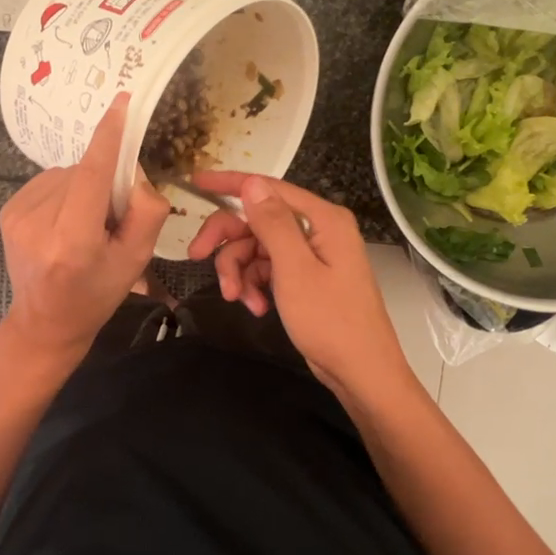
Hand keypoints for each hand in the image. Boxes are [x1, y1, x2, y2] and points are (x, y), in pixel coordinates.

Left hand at [0, 93, 169, 356]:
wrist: (45, 322)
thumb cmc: (96, 294)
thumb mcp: (136, 260)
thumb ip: (145, 211)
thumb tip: (134, 171)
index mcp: (72, 240)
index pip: (91, 175)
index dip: (108, 137)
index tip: (122, 103)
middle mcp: (38, 223)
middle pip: (82, 173)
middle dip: (102, 182)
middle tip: (109, 218)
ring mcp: (17, 215)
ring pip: (65, 174)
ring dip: (82, 188)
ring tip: (83, 224)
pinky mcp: (7, 211)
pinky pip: (48, 182)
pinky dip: (64, 193)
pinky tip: (64, 222)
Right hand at [186, 173, 411, 393]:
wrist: (360, 372)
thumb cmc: (331, 321)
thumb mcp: (295, 270)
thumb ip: (272, 223)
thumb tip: (251, 183)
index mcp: (322, 219)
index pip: (268, 188)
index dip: (229, 184)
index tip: (195, 182)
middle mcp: (317, 229)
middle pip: (257, 221)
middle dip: (228, 241)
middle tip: (197, 257)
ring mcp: (312, 255)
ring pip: (257, 248)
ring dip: (239, 271)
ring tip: (236, 298)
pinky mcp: (305, 278)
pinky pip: (267, 269)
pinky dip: (255, 285)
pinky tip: (255, 307)